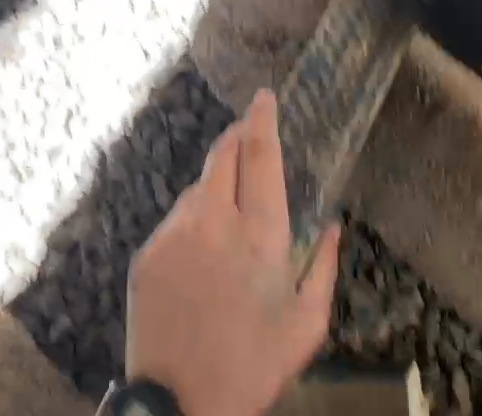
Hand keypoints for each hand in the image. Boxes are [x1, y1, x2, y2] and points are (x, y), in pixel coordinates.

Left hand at [125, 90, 339, 415]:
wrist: (178, 408)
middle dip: (238, 135)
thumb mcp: (307, 325)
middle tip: (250, 132)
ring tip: (230, 216)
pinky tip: (202, 251)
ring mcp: (174, 236)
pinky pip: (175, 218)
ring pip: (198, 186)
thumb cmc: (253, 365)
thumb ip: (324, 267)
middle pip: (223, 153)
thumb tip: (334, 225)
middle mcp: (214, 222)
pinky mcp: (147, 255)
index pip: (260, 156)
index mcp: (260, 235)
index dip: (262, 119)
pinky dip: (193, 218)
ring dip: (217, 183)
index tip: (264, 97)